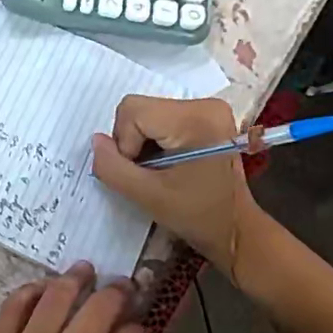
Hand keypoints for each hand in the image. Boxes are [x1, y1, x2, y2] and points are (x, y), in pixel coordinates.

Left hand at [0, 264, 145, 332]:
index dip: (139, 327)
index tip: (140, 320)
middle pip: (95, 312)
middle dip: (116, 293)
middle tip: (123, 283)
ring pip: (54, 299)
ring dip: (74, 279)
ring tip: (85, 269)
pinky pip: (11, 308)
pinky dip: (29, 292)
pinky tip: (43, 287)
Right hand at [91, 95, 257, 267]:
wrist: (235, 228)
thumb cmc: (197, 215)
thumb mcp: (147, 196)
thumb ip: (113, 167)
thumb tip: (96, 141)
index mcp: (196, 118)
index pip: (132, 112)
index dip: (124, 143)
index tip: (141, 172)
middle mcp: (205, 104)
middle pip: (138, 109)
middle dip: (131, 142)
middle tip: (147, 172)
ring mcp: (206, 108)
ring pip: (145, 113)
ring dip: (140, 142)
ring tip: (157, 169)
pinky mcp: (204, 117)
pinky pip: (159, 118)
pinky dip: (151, 140)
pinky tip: (166, 163)